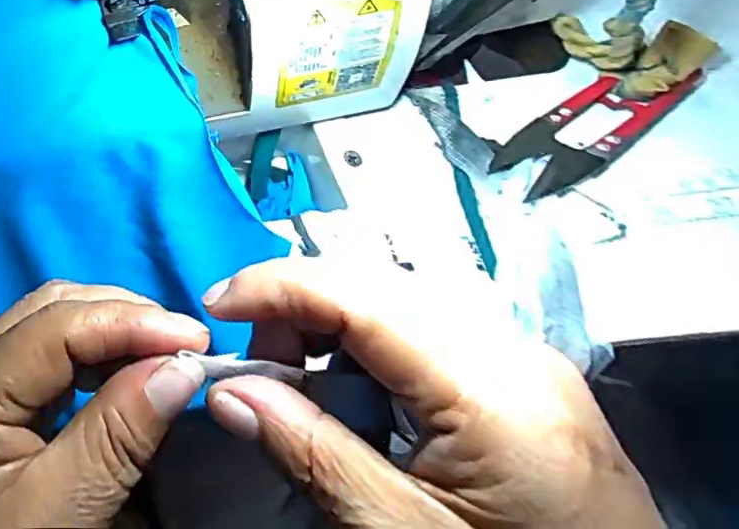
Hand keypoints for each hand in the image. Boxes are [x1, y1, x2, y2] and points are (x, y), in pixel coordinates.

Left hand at [0, 280, 212, 527]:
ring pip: (44, 325)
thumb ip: (117, 435)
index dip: (129, 321)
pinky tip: (122, 373)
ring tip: (164, 353)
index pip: (55, 325)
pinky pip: (38, 357)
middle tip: (186, 343)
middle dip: (119, 316)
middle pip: (47, 310)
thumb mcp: (61, 511)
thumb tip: (177, 368)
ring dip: (106, 330)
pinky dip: (86, 356)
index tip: (195, 337)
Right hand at [200, 258, 660, 528]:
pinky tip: (350, 387)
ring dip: (325, 320)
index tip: (213, 308)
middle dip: (296, 308)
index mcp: (496, 393)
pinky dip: (362, 339)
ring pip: (388, 294)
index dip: (273, 287)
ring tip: (298, 377)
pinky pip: (417, 323)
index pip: (357, 296)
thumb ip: (312, 454)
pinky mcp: (523, 373)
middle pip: (369, 283)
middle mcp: (515, 353)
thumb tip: (224, 391)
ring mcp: (525, 359)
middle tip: (258, 364)